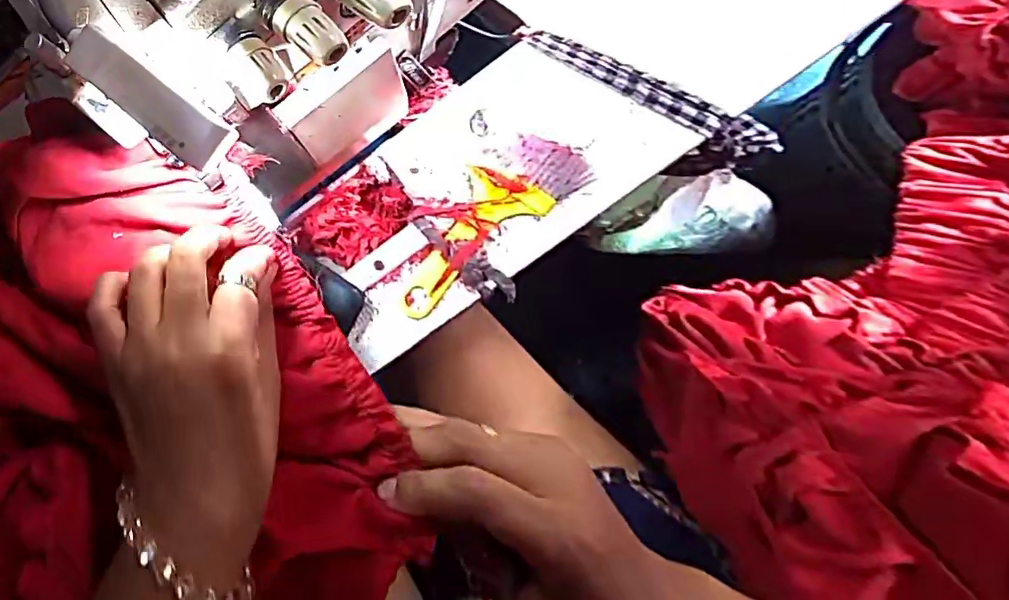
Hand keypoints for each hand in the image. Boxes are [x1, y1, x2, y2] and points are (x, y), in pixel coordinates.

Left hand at [89, 228, 280, 591]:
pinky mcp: (111, 360)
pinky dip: (118, 282)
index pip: (238, 276)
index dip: (254, 260)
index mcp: (225, 349)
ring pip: (146, 267)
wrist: (190, 507)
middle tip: (225, 242)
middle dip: (210, 237)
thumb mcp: (269, 384)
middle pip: (186, 257)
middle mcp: (178, 338)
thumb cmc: (245, 451)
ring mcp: (138, 346)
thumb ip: (262, 318)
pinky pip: (101, 302)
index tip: (260, 258)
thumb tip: (260, 267)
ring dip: (170, 253)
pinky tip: (139, 285)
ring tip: (186, 261)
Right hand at [379, 407, 664, 599]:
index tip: (381, 494)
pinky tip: (409, 434)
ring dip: (417, 426)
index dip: (423, 487)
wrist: (645, 591)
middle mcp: (553, 473)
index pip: (477, 489)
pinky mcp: (536, 439)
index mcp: (560, 530)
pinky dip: (438, 432)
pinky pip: (475, 430)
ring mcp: (546, 448)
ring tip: (373, 426)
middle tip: (363, 444)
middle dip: (410, 440)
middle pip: (467, 440)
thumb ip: (471, 554)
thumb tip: (409, 512)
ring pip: (466, 424)